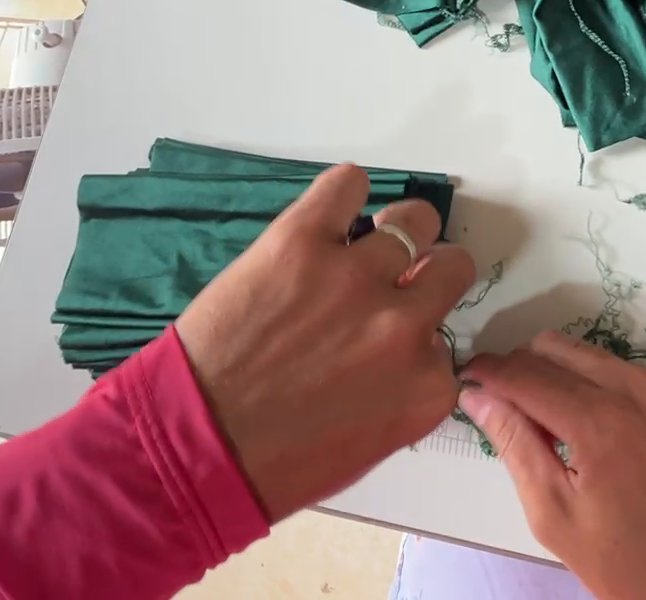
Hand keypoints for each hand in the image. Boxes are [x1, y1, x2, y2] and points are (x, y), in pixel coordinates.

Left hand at [175, 164, 475, 519]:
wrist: (193, 445)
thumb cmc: (276, 462)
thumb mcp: (368, 440)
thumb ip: (399, 388)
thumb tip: (401, 349)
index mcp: (424, 385)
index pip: (446, 340)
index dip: (418, 337)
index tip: (391, 340)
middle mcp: (404, 324)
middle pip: (452, 267)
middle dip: (430, 272)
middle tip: (395, 278)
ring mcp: (355, 276)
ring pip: (414, 221)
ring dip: (400, 230)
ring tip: (370, 238)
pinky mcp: (303, 239)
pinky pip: (347, 184)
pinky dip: (347, 191)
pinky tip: (335, 210)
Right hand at [460, 331, 645, 599]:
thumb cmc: (627, 563)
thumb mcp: (555, 517)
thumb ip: (514, 445)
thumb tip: (477, 396)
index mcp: (597, 425)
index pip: (524, 374)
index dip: (487, 371)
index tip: (465, 377)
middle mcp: (629, 391)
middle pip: (548, 349)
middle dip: (515, 368)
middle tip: (499, 402)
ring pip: (578, 348)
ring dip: (547, 366)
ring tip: (536, 409)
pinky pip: (609, 363)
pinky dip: (581, 375)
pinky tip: (575, 413)